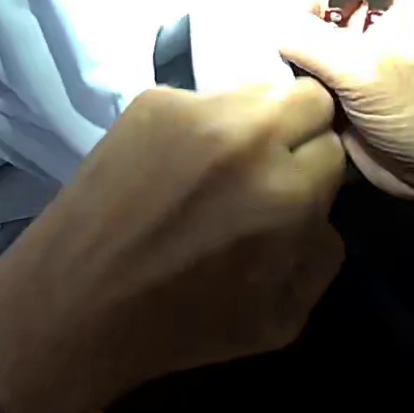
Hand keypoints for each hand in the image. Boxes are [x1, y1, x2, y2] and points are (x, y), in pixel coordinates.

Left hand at [0, 79, 347, 412]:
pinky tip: (176, 160)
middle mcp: (246, 135)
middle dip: (302, 128)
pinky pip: (202, 97)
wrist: (76, 299)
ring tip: (222, 158)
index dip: (319, 172)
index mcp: (286, 191)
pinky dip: (203, 124)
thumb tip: (322, 202)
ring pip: (254, 89)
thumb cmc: (183, 323)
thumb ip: (322, 251)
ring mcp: (194, 108)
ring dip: (253, 120)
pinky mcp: (152, 98)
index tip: (298, 187)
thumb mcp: (282, 319)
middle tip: (273, 159)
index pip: (337, 146)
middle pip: (308, 95)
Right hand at [274, 0, 413, 232]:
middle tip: (250, 60)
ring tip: (257, 80)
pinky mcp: (343, 92)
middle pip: (310, 18)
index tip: (256, 33)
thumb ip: (307, 39)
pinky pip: (305, 80)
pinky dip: (288, 88)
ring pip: (303, 51)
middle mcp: (372, 22)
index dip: (290, 7)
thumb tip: (259, 25)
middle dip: (283, 38)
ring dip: (283, 66)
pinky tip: (267, 96)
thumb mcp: (365, 67)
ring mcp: (356, 58)